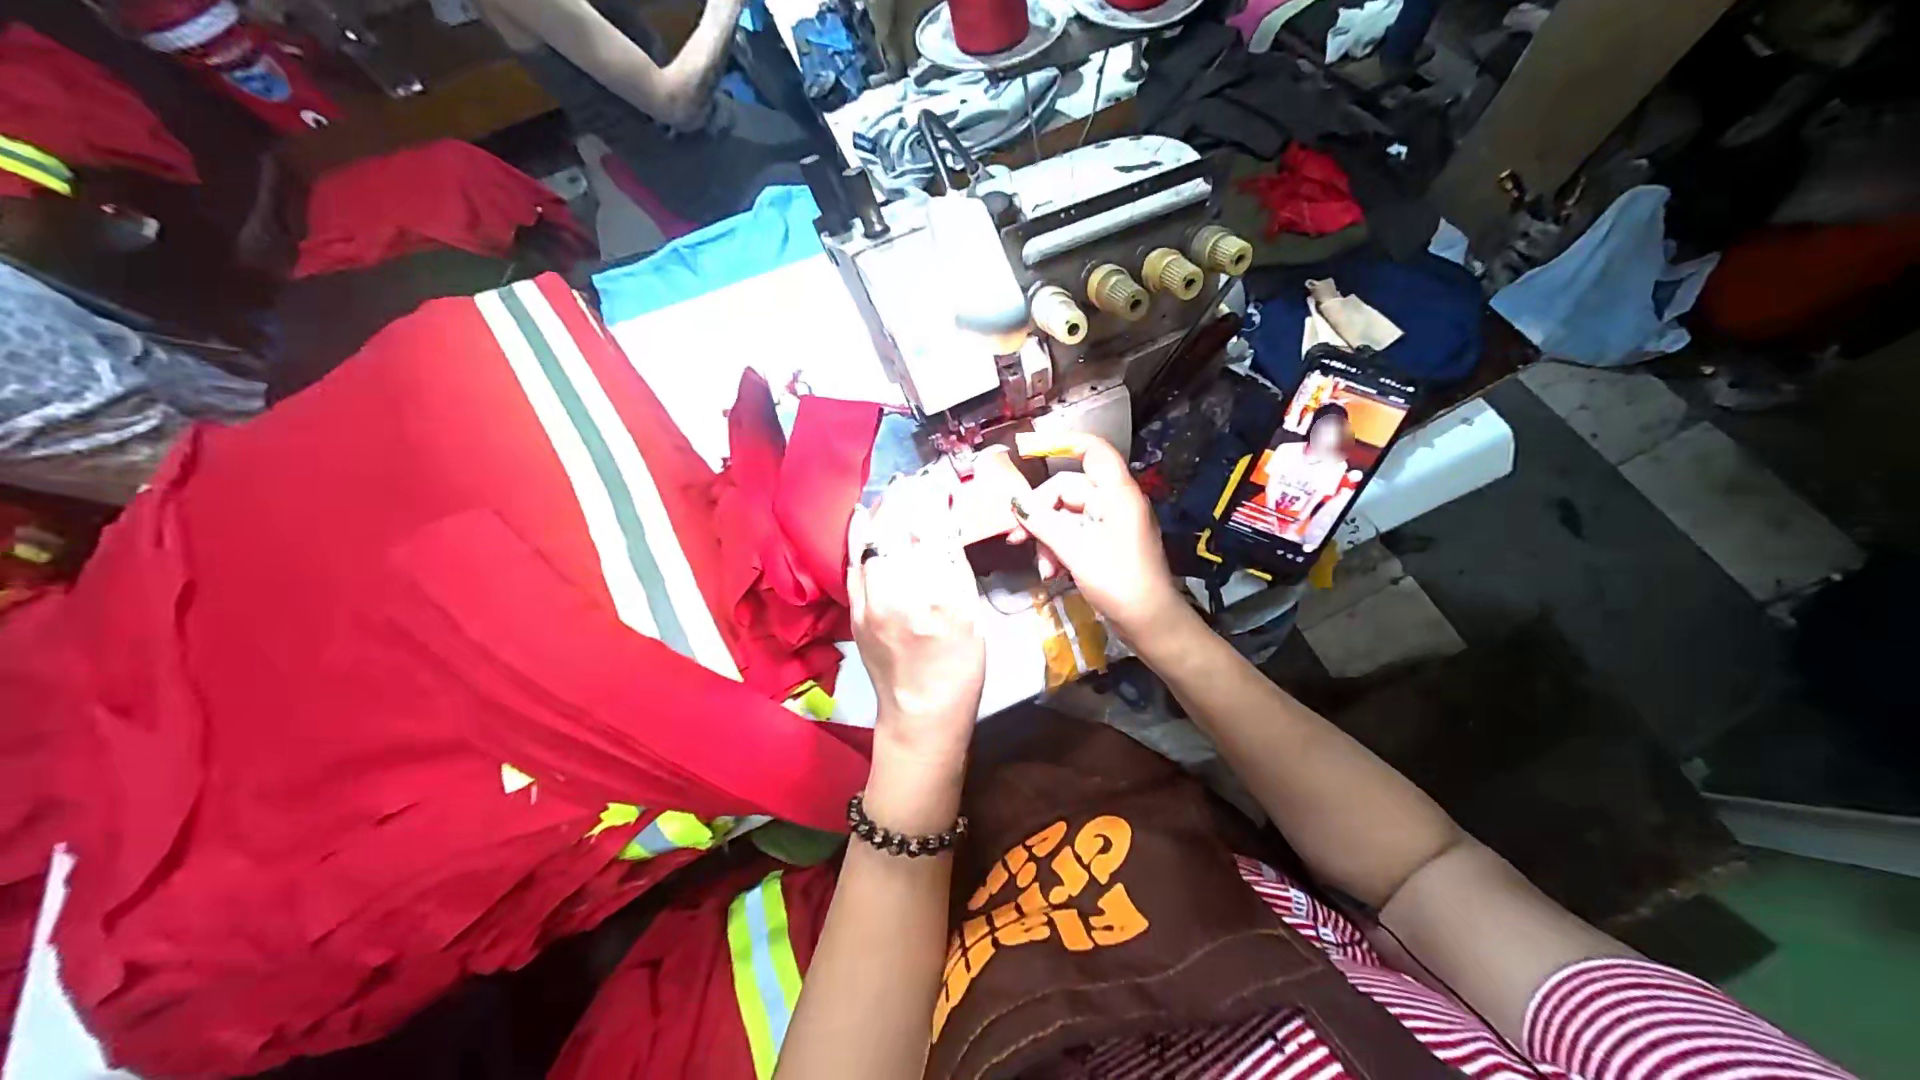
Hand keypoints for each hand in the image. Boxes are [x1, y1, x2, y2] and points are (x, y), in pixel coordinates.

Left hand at [846, 474, 985, 809]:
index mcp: (941, 598)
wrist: (920, 714)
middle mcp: (902, 595)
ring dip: (882, 510)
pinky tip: (863, 516)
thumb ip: (957, 569)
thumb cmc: (959, 670)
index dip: (933, 503)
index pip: (934, 534)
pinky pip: (854, 563)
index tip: (936, 485)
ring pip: (873, 542)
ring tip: (892, 491)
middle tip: (914, 480)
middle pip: (900, 531)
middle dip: (906, 498)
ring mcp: (872, 603)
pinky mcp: (855, 612)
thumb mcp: (973, 616)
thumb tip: (947, 526)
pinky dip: (858, 535)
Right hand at [1006, 434, 1189, 646]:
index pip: (1091, 450)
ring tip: (1041, 566)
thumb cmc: (1119, 582)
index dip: (1059, 443)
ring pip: (1068, 516)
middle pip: (1068, 490)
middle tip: (1017, 536)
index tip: (1025, 449)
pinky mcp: (1108, 544)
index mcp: (1117, 493)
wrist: (1151, 623)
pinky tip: (1051, 571)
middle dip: (1041, 513)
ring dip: (1048, 538)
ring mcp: (1112, 523)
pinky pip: (1076, 534)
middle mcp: (1116, 502)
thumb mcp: (1076, 551)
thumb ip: (1044, 524)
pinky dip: (1060, 549)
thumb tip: (1016, 504)